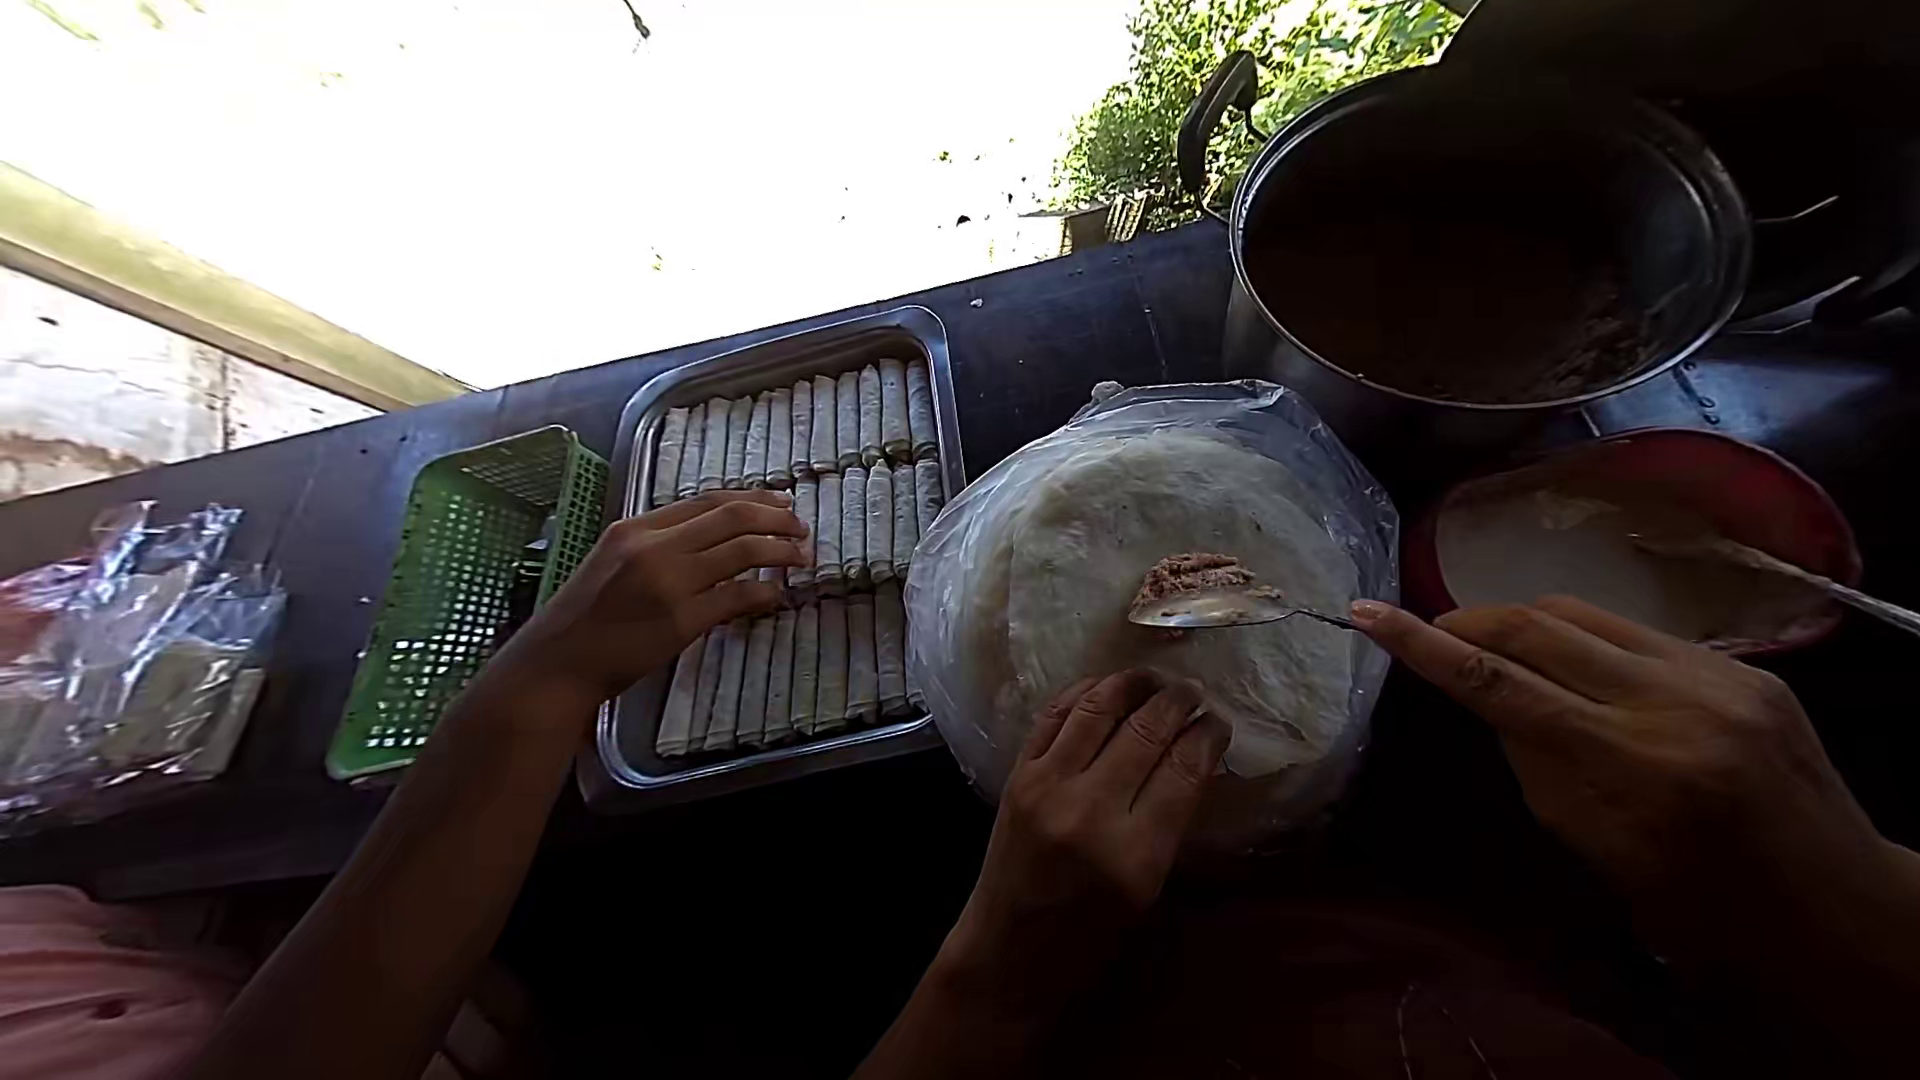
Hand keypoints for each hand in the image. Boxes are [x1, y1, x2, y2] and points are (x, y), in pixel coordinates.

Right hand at [501, 490, 807, 700]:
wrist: (555, 665)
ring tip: (801, 556)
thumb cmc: (586, 616)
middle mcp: (654, 546)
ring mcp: (670, 582)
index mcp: (636, 527)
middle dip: (776, 518)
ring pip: (743, 550)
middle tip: (801, 527)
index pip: (708, 499)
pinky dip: (766, 591)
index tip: (781, 503)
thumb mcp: (616, 562)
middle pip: (733, 516)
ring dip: (781, 551)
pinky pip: (739, 595)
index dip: (753, 499)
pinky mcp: (682, 619)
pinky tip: (777, 594)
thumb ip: (661, 544)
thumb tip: (717, 538)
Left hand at [935, 672, 1231, 1007]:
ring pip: (1096, 710)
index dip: (1207, 736)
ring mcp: (1046, 783)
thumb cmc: (1090, 935)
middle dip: (1176, 702)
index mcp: (1134, 854)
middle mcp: (1089, 809)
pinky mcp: (1017, 772)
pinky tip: (1104, 684)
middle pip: (1144, 732)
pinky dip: (1083, 692)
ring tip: (1154, 676)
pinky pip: (1054, 715)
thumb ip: (1169, 819)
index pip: (1183, 771)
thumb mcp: (1148, 888)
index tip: (1219, 721)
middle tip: (1193, 690)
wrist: (1010, 948)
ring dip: (1131, 684)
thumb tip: (1194, 754)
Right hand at [1349, 595, 1895, 938]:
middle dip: (1463, 621)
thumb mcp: (1569, 820)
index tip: (1366, 612)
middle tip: (1428, 634)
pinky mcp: (1742, 667)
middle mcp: (1672, 703)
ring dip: (1515, 622)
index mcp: (1621, 760)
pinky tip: (1570, 664)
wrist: (1836, 910)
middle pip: (1528, 626)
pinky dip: (1572, 637)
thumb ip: (1519, 738)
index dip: (1418, 640)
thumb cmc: (1677, 886)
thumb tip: (1476, 681)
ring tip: (1494, 647)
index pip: (1489, 678)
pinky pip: (1623, 626)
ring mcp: (1718, 677)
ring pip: (1572, 611)